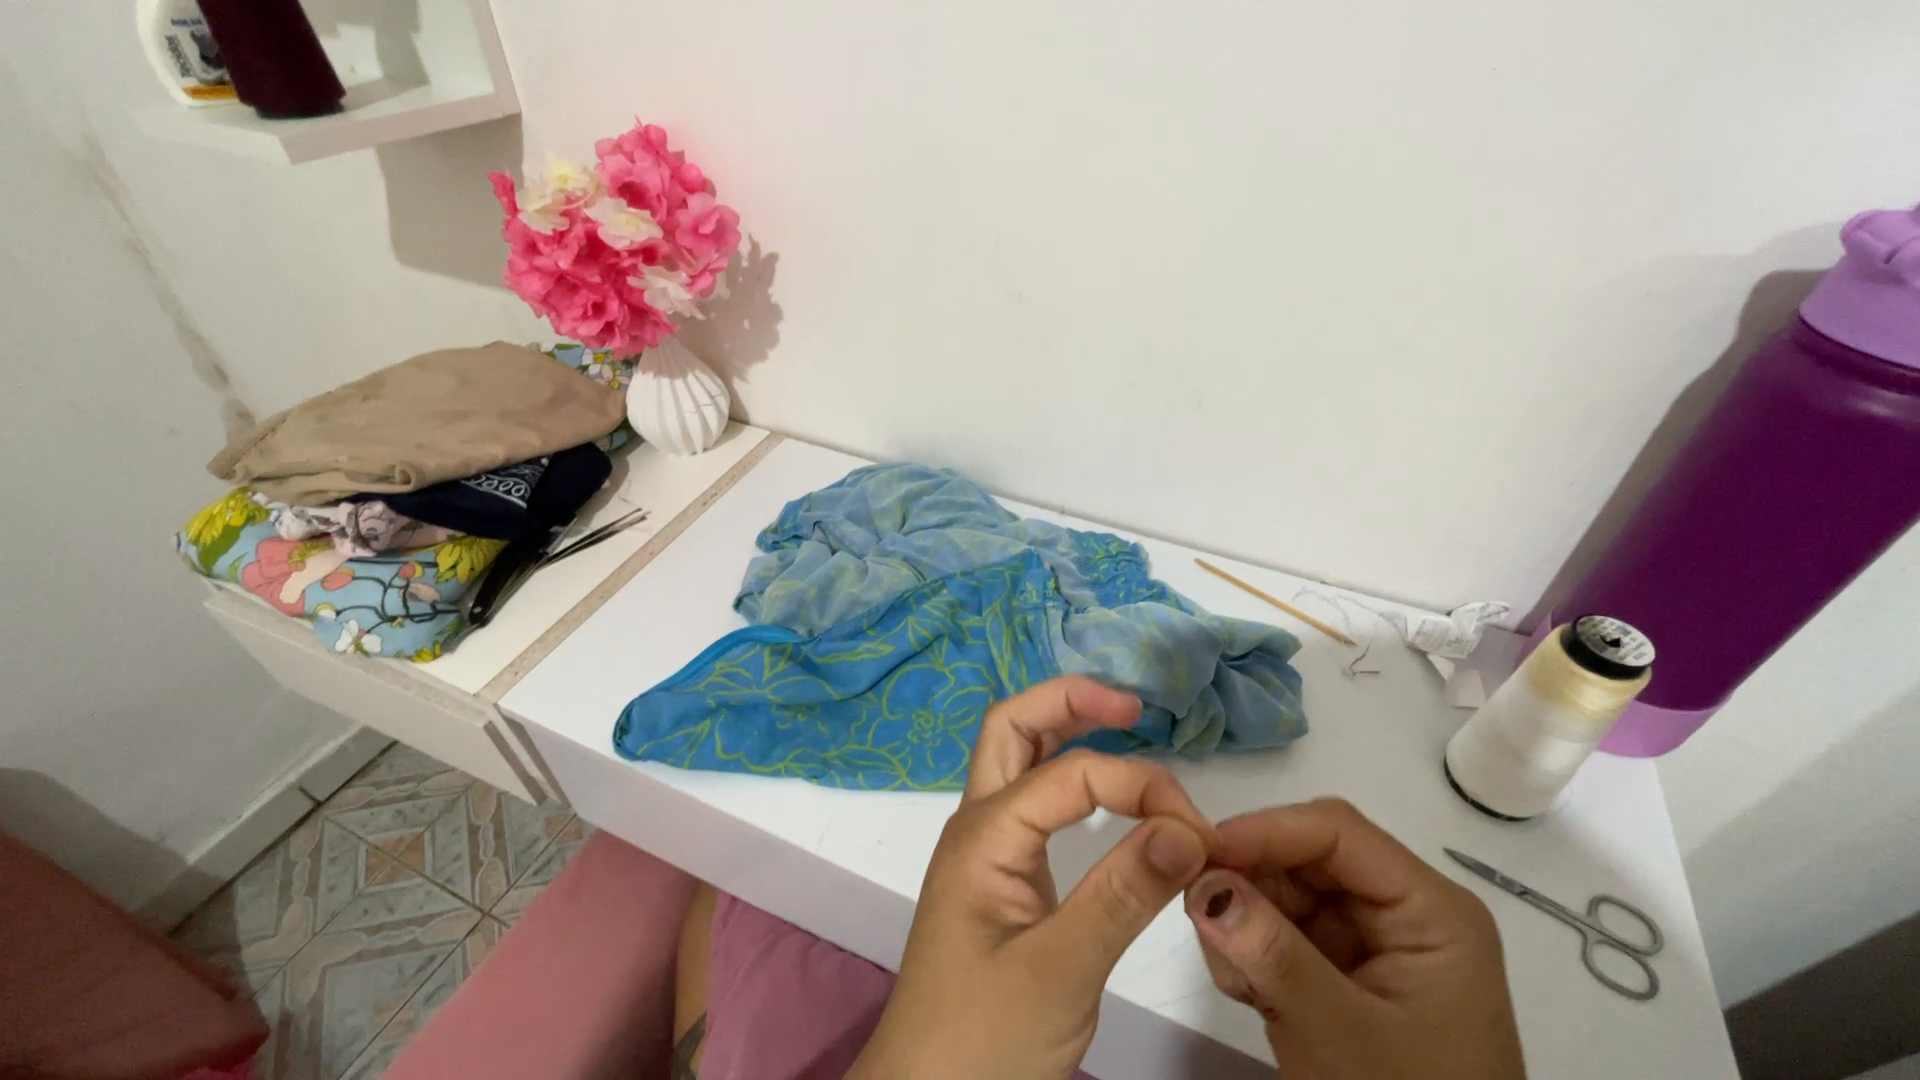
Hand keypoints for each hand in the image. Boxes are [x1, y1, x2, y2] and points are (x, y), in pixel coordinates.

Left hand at [849, 677, 1215, 1079]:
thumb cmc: (982, 1038)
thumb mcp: (1059, 971)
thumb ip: (1122, 896)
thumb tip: (1189, 831)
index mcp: (984, 834)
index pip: (1071, 773)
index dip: (1140, 784)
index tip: (1198, 834)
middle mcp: (980, 825)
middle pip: (1012, 727)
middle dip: (1069, 700)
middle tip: (1133, 706)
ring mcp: (988, 848)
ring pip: (1019, 757)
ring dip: (1066, 727)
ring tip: (1125, 722)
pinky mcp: (1005, 875)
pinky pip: (1035, 800)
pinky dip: (1071, 774)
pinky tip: (1104, 790)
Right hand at [1184, 798, 1525, 1079]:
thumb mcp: (1343, 1037)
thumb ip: (1273, 956)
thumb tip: (1202, 882)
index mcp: (1428, 910)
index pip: (1337, 832)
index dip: (1266, 829)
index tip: (1198, 849)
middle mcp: (1396, 909)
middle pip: (1301, 857)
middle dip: (1248, 883)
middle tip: (1200, 918)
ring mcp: (1362, 939)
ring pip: (1277, 890)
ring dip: (1242, 924)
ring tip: (1242, 985)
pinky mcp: (1333, 967)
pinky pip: (1272, 929)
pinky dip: (1247, 953)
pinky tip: (1252, 996)